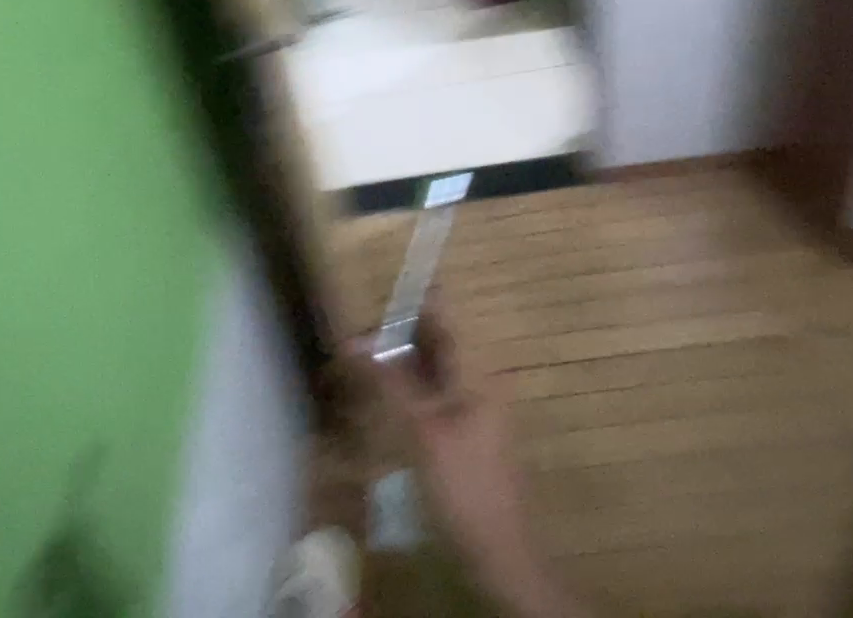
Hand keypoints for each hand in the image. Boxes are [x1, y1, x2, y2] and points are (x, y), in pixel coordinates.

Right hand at [356, 321, 532, 577]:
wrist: (499, 554)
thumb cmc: (463, 486)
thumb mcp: (421, 431)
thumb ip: (389, 381)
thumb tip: (353, 338)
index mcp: (477, 373)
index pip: (445, 317)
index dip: (411, 301)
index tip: (373, 298)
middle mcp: (479, 382)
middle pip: (437, 341)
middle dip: (397, 332)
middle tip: (354, 336)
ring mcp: (473, 409)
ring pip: (432, 369)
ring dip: (399, 361)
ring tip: (359, 358)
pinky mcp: (463, 433)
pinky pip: (433, 394)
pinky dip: (407, 387)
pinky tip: (381, 396)